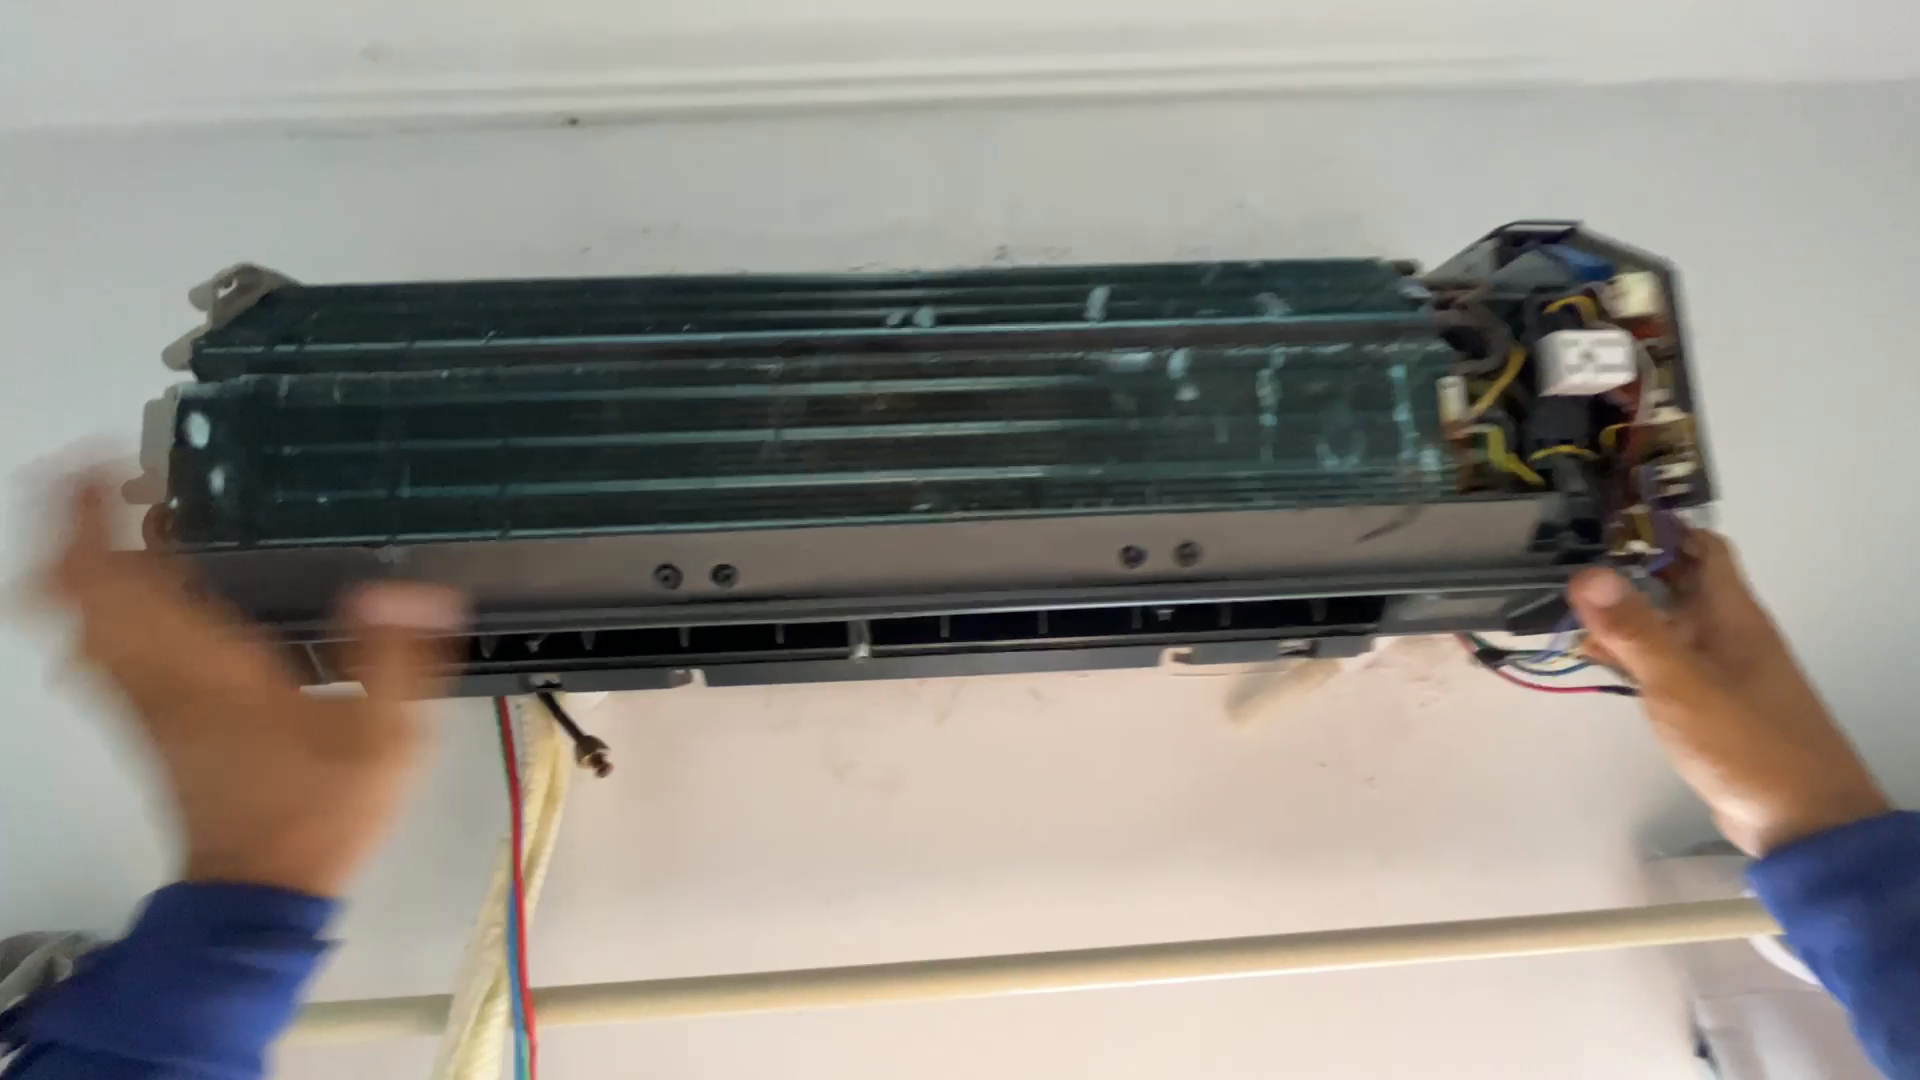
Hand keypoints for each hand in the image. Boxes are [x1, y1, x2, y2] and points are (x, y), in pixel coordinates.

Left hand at [42, 472, 465, 896]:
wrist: (262, 883)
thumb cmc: (327, 805)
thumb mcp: (388, 732)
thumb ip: (400, 657)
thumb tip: (411, 592)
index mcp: (208, 672)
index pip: (121, 583)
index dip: (96, 520)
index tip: (114, 465)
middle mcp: (154, 679)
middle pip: (71, 593)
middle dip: (75, 527)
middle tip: (124, 480)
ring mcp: (139, 702)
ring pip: (72, 620)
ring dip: (82, 561)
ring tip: (136, 520)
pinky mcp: (144, 719)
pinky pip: (95, 646)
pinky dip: (100, 601)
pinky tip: (147, 587)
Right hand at [1568, 533, 1889, 855]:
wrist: (1800, 820)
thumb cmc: (1747, 744)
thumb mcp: (1680, 684)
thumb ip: (1632, 629)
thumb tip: (1585, 572)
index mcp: (1731, 617)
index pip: (1699, 548)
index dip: (1656, 526)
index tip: (1596, 515)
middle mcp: (1722, 631)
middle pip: (1671, 578)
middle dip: (1621, 562)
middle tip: (1556, 550)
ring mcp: (1710, 663)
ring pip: (1656, 616)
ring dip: (1612, 605)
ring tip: (1553, 593)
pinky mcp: (1696, 694)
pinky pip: (1650, 653)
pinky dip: (1617, 645)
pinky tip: (1581, 648)